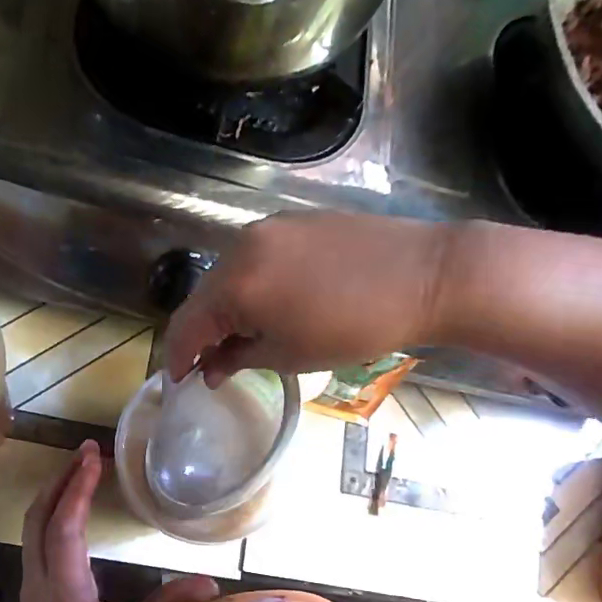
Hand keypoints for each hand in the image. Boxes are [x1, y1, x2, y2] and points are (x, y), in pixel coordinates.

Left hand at [15, 442, 219, 601]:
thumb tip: (210, 582)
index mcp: (64, 588)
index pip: (64, 527)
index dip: (78, 488)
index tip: (94, 456)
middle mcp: (40, 578)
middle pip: (38, 515)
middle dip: (62, 478)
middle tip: (88, 450)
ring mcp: (31, 582)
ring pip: (32, 524)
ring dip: (55, 491)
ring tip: (81, 467)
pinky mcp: (34, 588)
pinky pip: (35, 536)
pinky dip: (52, 509)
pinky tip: (72, 506)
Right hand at [162, 212, 457, 384]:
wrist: (423, 276)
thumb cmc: (356, 328)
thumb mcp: (291, 355)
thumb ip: (239, 359)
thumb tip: (209, 369)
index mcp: (236, 284)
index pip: (187, 325)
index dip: (178, 358)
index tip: (179, 382)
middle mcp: (242, 245)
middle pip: (204, 296)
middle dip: (202, 333)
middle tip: (210, 365)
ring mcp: (269, 227)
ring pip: (230, 274)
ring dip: (227, 308)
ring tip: (241, 338)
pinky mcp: (295, 220)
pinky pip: (257, 257)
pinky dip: (252, 284)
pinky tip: (269, 304)